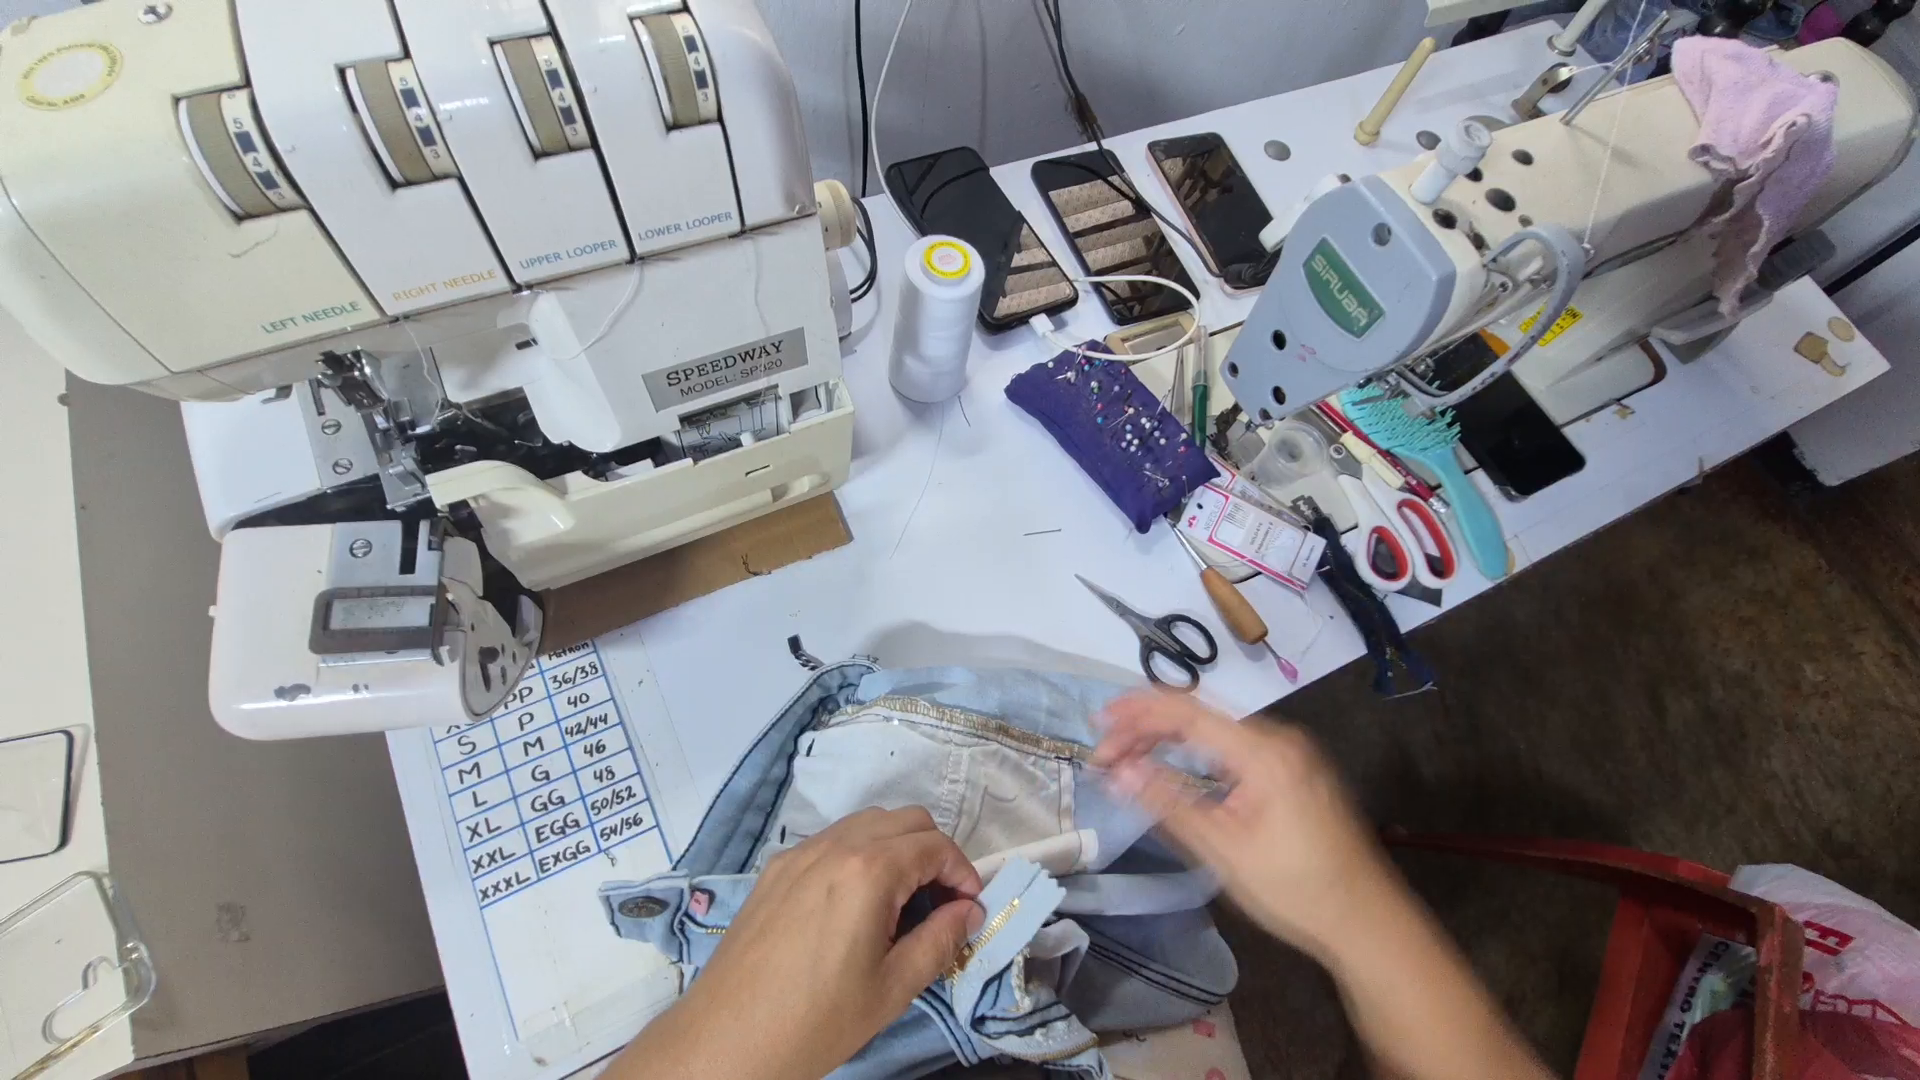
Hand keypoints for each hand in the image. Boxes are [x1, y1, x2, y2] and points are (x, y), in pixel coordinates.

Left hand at [614, 806, 983, 1079]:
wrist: (725, 1040)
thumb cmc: (816, 1020)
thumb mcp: (892, 989)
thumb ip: (940, 940)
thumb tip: (970, 911)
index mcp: (869, 870)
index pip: (935, 845)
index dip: (963, 872)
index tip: (970, 908)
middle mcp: (837, 845)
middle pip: (907, 819)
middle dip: (935, 852)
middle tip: (940, 902)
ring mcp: (802, 851)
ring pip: (869, 821)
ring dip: (898, 846)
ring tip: (901, 900)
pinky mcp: (778, 866)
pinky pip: (834, 838)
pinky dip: (861, 852)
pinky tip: (855, 901)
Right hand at [1093, 690, 1395, 961]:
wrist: (1368, 923)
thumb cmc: (1295, 889)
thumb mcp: (1222, 849)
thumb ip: (1166, 803)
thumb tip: (1117, 771)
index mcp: (1263, 751)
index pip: (1187, 712)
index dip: (1137, 712)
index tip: (1098, 722)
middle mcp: (1276, 738)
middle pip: (1197, 714)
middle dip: (1145, 727)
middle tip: (1105, 753)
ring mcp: (1286, 751)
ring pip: (1212, 728)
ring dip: (1166, 737)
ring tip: (1127, 756)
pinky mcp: (1289, 767)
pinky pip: (1230, 744)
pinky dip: (1193, 749)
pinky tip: (1171, 761)